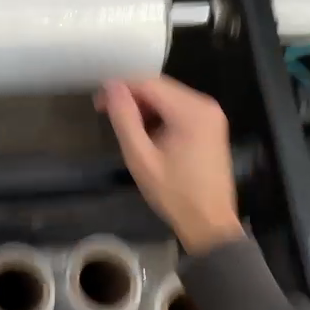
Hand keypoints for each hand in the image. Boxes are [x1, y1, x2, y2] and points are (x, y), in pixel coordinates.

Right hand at [97, 76, 243, 254]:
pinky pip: (179, 108)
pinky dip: (160, 114)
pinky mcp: (211, 125)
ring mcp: (211, 114)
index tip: (98, 103)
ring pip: (168, 96)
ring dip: (145, 106)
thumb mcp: (141, 158)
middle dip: (132, 97)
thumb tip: (111, 86)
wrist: (210, 225)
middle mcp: (205, 105)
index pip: (148, 83)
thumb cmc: (174, 194)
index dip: (120, 88)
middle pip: (159, 87)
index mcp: (191, 111)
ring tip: (125, 126)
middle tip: (106, 114)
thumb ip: (124, 118)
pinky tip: (147, 132)